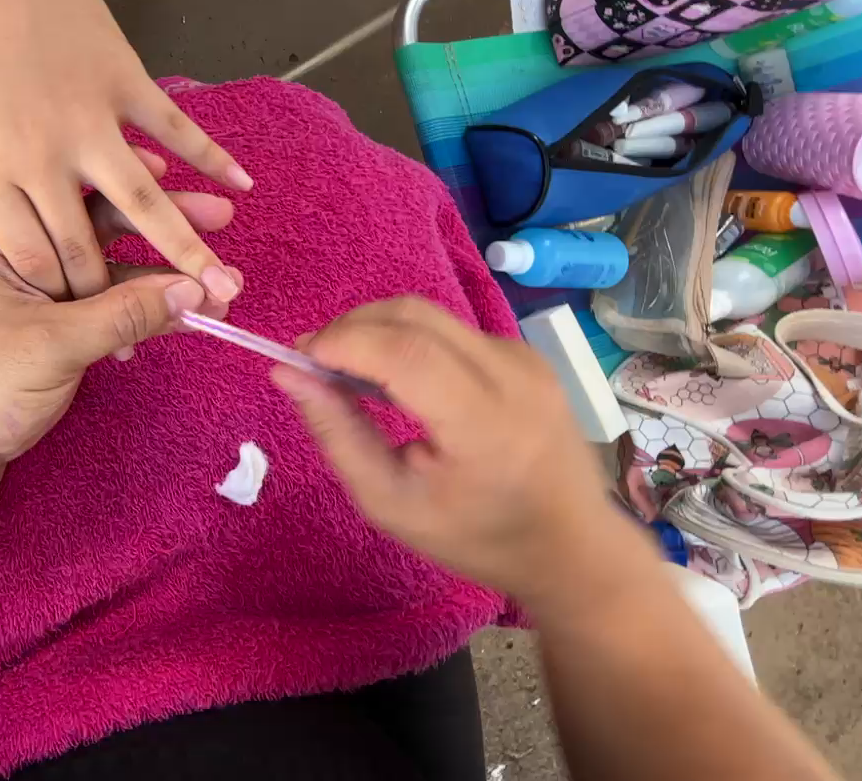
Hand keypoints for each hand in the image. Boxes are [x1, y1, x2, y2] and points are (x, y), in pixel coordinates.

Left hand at [0, 0, 250, 304]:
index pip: (34, 257)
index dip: (62, 298)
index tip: (87, 325)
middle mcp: (45, 158)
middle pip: (91, 246)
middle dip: (128, 296)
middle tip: (166, 329)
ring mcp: (93, 119)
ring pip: (146, 201)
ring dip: (187, 249)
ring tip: (225, 286)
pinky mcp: (127, 80)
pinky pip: (177, 129)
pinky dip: (212, 157)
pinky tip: (241, 187)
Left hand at [0, 152, 236, 462]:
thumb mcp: (51, 343)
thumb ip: (121, 315)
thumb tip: (193, 290)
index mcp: (14, 237)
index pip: (81, 202)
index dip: (136, 194)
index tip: (182, 181)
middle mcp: (37, 252)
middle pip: (111, 230)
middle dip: (166, 230)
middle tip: (222, 219)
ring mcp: (57, 289)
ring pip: (123, 271)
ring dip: (170, 281)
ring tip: (224, 288)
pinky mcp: (72, 322)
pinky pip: (121, 306)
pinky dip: (155, 312)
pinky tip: (193, 318)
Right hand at [271, 297, 631, 604]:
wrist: (574, 548)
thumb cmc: (474, 535)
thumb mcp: (388, 500)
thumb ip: (335, 431)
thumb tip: (287, 373)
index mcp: (485, 426)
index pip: (406, 354)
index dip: (344, 342)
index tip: (300, 358)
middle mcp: (512, 377)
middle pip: (412, 316)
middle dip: (350, 327)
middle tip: (315, 362)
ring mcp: (524, 358)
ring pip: (426, 313)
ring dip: (374, 329)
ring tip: (348, 369)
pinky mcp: (524, 352)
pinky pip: (446, 325)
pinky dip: (403, 337)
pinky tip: (393, 375)